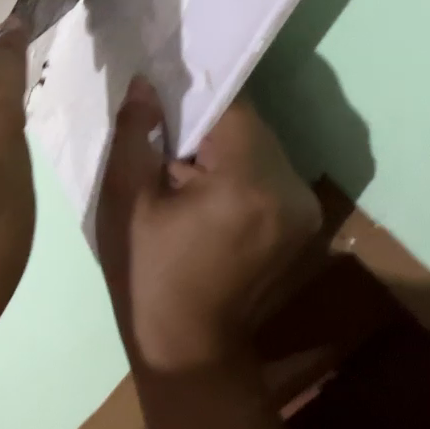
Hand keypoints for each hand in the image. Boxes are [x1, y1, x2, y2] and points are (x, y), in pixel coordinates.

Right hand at [96, 79, 320, 372]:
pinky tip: (200, 192)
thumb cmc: (146, 266)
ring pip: (258, 148)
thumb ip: (135, 131)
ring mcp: (305, 213)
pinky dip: (235, 170)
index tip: (156, 91)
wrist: (187, 344)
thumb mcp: (124, 194)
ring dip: (220, 147)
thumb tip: (145, 84)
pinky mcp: (303, 228)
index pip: (229, 107)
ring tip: (175, 166)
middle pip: (248, 127)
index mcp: (249, 183)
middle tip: (158, 135)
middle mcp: (291, 192)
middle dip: (204, 123)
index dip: (190, 93)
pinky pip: (267, 175)